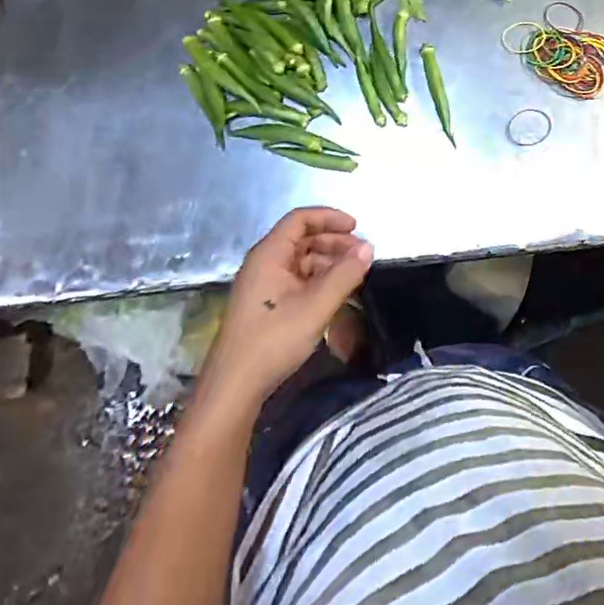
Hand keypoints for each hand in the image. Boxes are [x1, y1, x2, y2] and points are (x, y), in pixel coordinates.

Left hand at [193, 207, 372, 420]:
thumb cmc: (273, 340)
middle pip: (302, 238)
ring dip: (329, 261)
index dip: (329, 217)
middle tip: (362, 255)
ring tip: (355, 275)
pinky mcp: (267, 305)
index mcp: (269, 255)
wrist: (235, 386)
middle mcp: (264, 264)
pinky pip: (298, 279)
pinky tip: (337, 293)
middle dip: (334, 241)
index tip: (356, 228)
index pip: (300, 220)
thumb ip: (345, 274)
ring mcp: (264, 285)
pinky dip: (320, 279)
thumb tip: (368, 248)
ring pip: (302, 260)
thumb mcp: (316, 306)